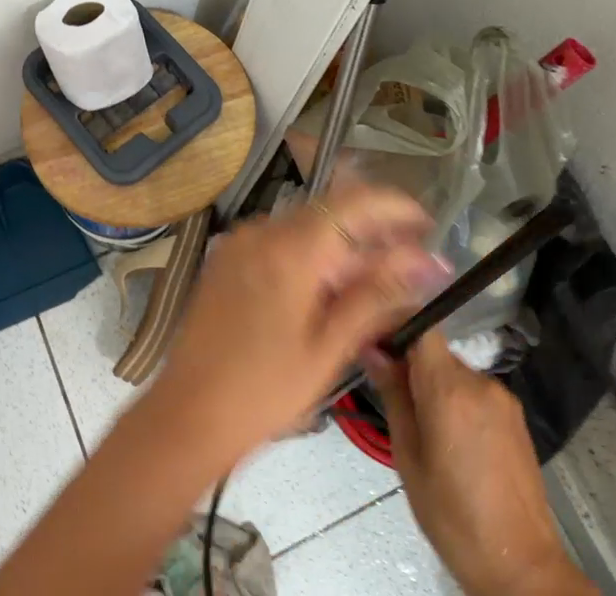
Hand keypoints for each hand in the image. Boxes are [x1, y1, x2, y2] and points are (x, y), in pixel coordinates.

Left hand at [144, 182, 447, 464]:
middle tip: (410, 262)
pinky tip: (330, 288)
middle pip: (329, 211)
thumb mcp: (329, 347)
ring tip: (376, 281)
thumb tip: (424, 263)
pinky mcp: (226, 261)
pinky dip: (310, 255)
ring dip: (342, 245)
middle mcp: (261, 232)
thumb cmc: (264, 391)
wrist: (188, 414)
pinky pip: (278, 243)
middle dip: (372, 230)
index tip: (427, 225)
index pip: (353, 201)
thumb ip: (375, 295)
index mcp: (289, 248)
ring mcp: (238, 244)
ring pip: (304, 227)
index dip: (395, 207)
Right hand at [365, 333, 594, 595]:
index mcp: (450, 389)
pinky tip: (448, 439)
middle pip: (435, 352)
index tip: (370, 339)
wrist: (517, 561)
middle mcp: (481, 383)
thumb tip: (373, 350)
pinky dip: (456, 402)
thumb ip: (392, 394)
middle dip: (409, 365)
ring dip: (433, 386)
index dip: (394, 323)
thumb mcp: (407, 454)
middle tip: (386, 394)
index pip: (421, 326)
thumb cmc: (450, 513)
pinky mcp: (516, 418)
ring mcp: (503, 399)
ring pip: (455, 373)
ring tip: (418, 426)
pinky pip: (475, 393)